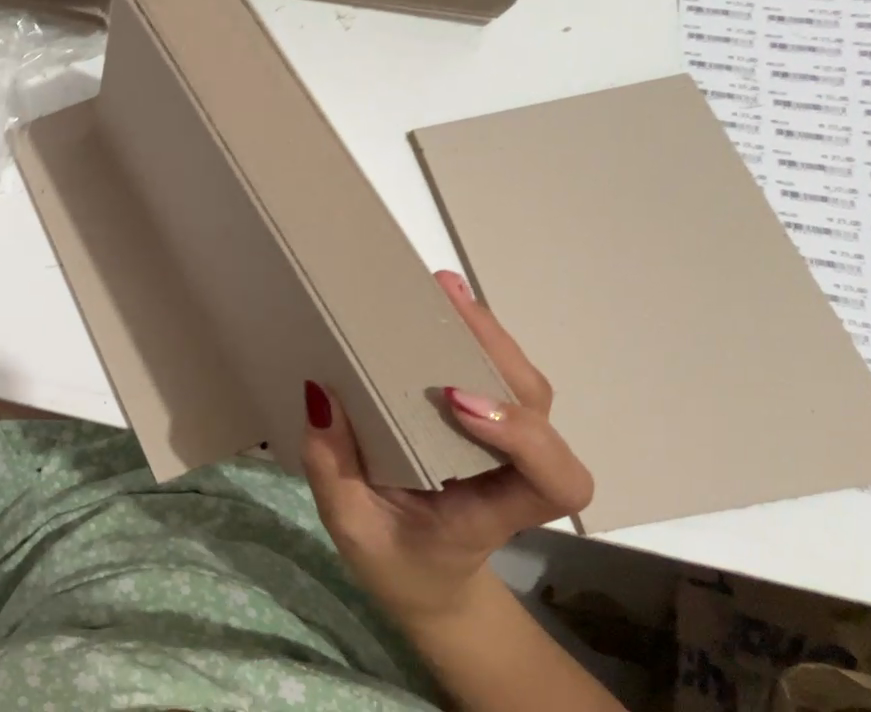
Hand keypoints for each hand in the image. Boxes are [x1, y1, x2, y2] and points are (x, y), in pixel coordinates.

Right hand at [300, 271, 593, 628]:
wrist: (430, 580)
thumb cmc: (397, 562)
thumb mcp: (351, 527)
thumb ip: (333, 469)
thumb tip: (320, 394)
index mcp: (494, 511)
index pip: (551, 480)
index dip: (521, 436)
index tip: (454, 401)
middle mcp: (514, 473)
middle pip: (538, 407)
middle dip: (497, 351)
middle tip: (446, 300)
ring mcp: (504, 446)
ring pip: (523, 386)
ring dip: (488, 335)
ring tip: (443, 289)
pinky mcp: (484, 427)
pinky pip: (495, 380)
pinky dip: (474, 340)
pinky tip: (442, 306)